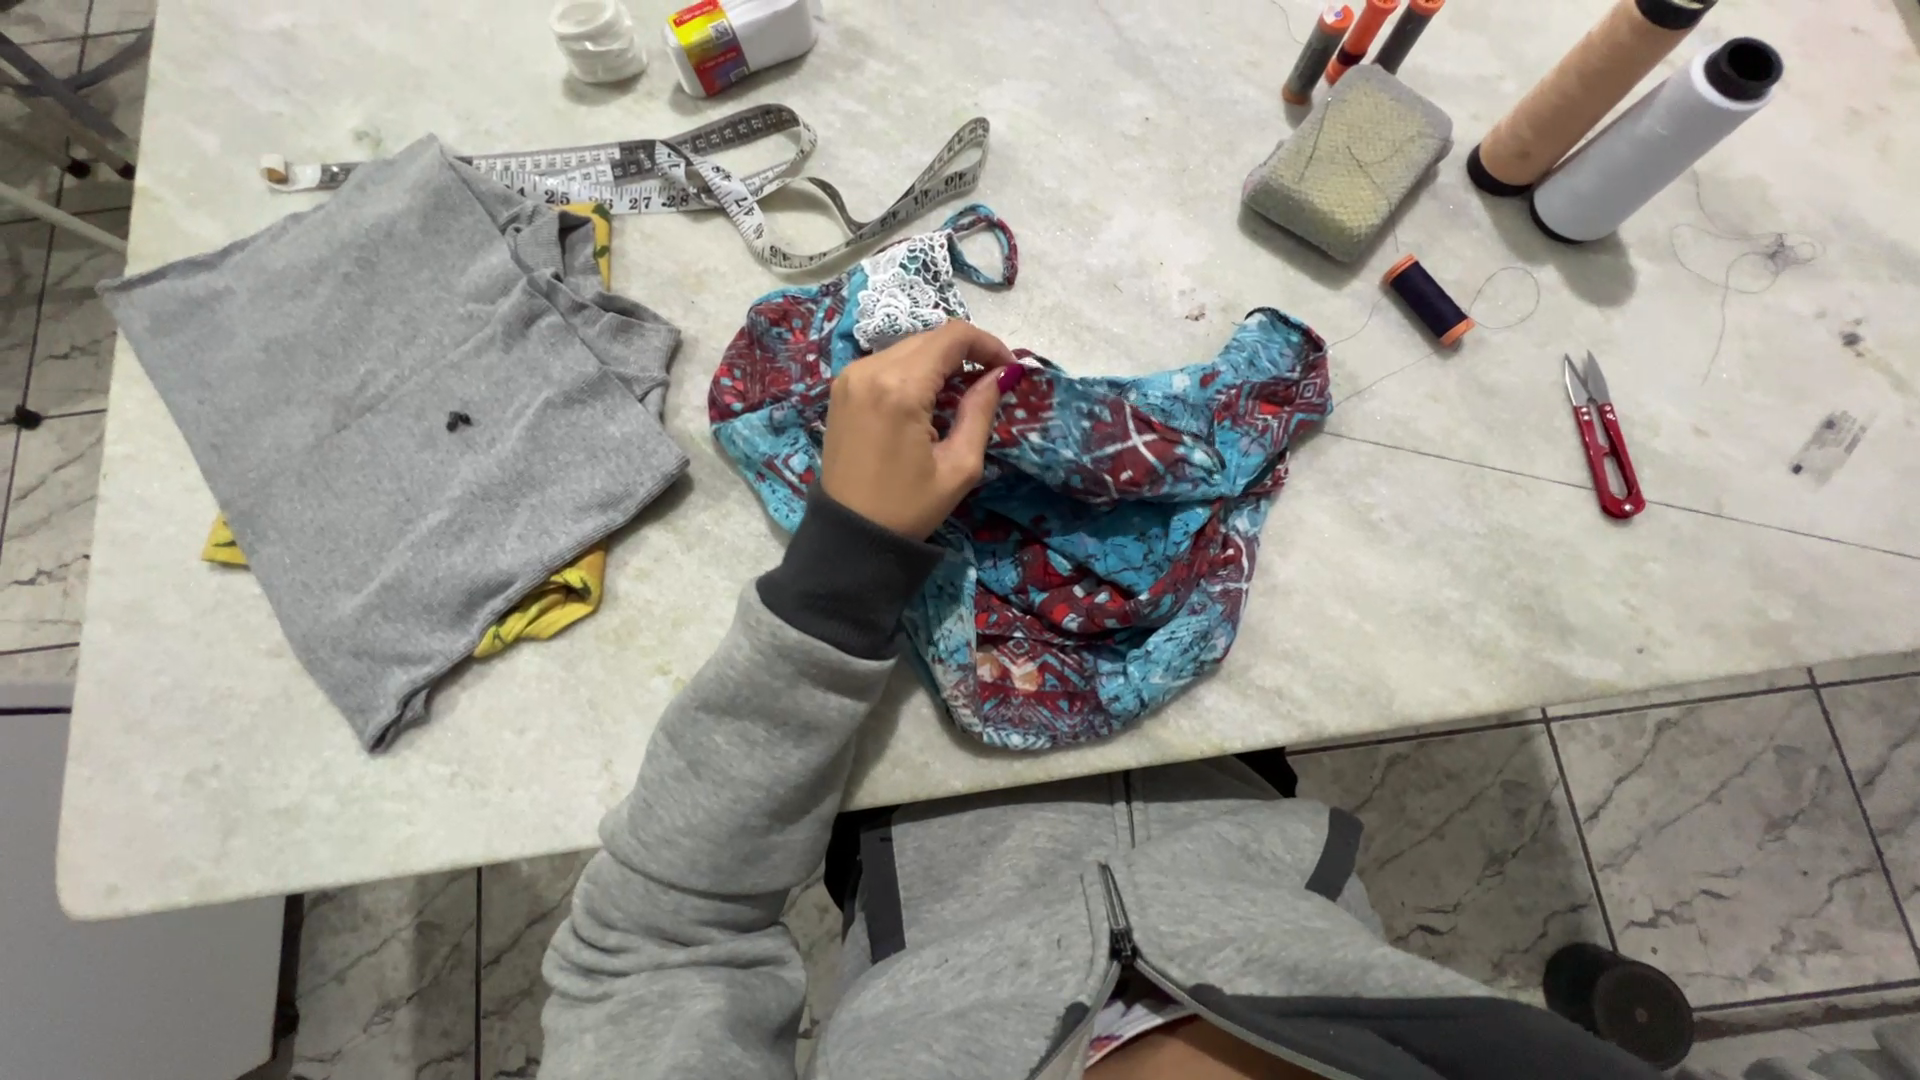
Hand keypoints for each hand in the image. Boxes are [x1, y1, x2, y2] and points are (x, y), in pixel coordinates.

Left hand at [820, 320, 1024, 539]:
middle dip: (965, 353)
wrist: (849, 534)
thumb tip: (1000, 374)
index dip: (988, 344)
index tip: (1008, 368)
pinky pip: (885, 363)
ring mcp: (850, 377)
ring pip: (907, 348)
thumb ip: (980, 411)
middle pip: (929, 338)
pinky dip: (913, 372)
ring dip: (939, 362)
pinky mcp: (841, 389)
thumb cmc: (908, 507)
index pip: (953, 336)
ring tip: (960, 395)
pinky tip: (927, 401)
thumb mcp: (958, 466)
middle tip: (989, 382)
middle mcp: (870, 369)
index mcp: (900, 387)